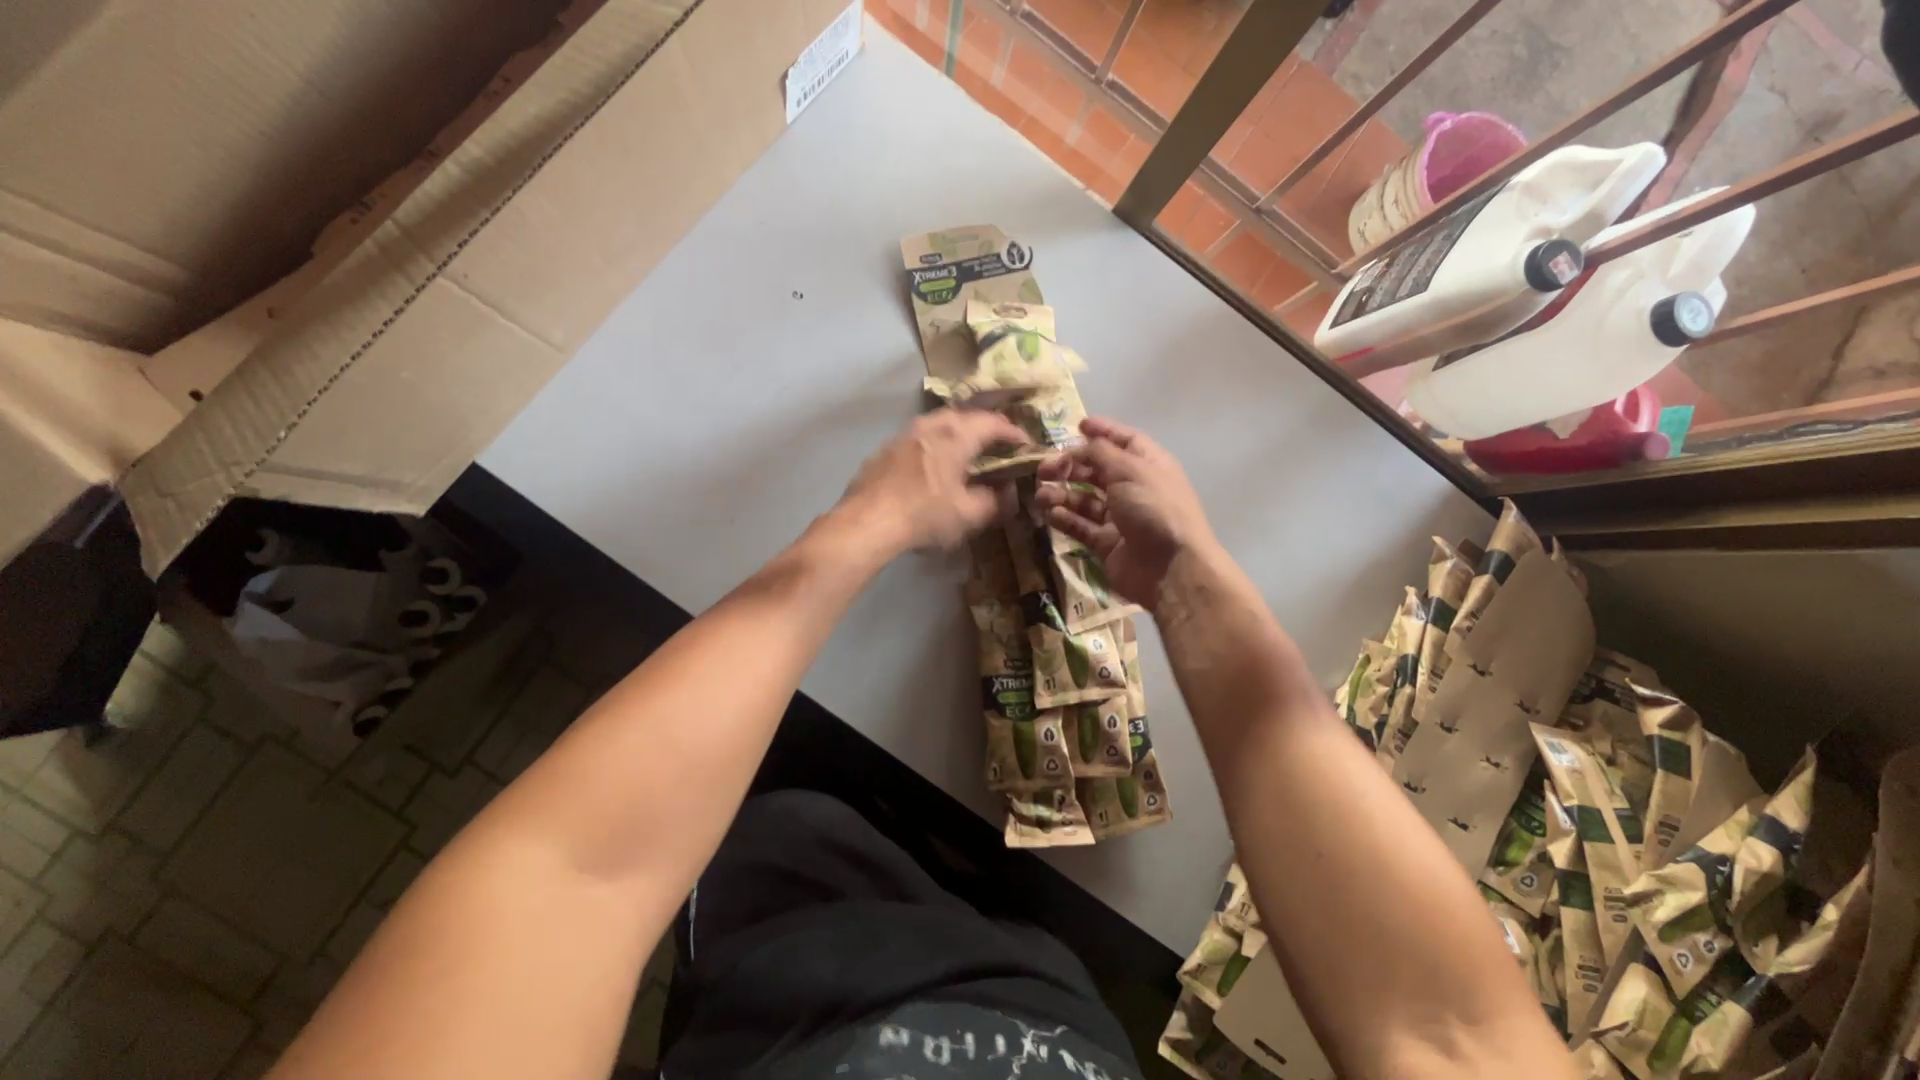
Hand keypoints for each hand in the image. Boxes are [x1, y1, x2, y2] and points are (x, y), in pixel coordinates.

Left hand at [839, 409, 1030, 552]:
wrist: (866, 522)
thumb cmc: (924, 515)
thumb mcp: (969, 515)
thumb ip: (996, 501)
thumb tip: (1008, 493)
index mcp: (956, 434)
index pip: (994, 423)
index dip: (1013, 433)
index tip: (1025, 444)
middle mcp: (930, 425)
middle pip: (964, 417)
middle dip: (984, 429)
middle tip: (997, 445)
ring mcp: (903, 435)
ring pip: (937, 425)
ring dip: (956, 435)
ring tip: (965, 454)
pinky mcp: (884, 450)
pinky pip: (917, 440)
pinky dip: (933, 447)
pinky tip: (931, 467)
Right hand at [1033, 416, 1216, 609]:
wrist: (1171, 568)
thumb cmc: (1155, 509)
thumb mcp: (1129, 470)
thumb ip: (1100, 453)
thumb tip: (1079, 447)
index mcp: (1149, 465)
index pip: (1124, 441)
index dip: (1103, 431)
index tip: (1077, 426)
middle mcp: (1135, 488)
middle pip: (1098, 470)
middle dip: (1070, 466)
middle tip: (1044, 469)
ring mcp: (1120, 518)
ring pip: (1085, 500)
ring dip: (1062, 494)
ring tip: (1042, 495)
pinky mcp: (1106, 544)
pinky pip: (1081, 526)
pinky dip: (1065, 518)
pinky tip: (1051, 513)